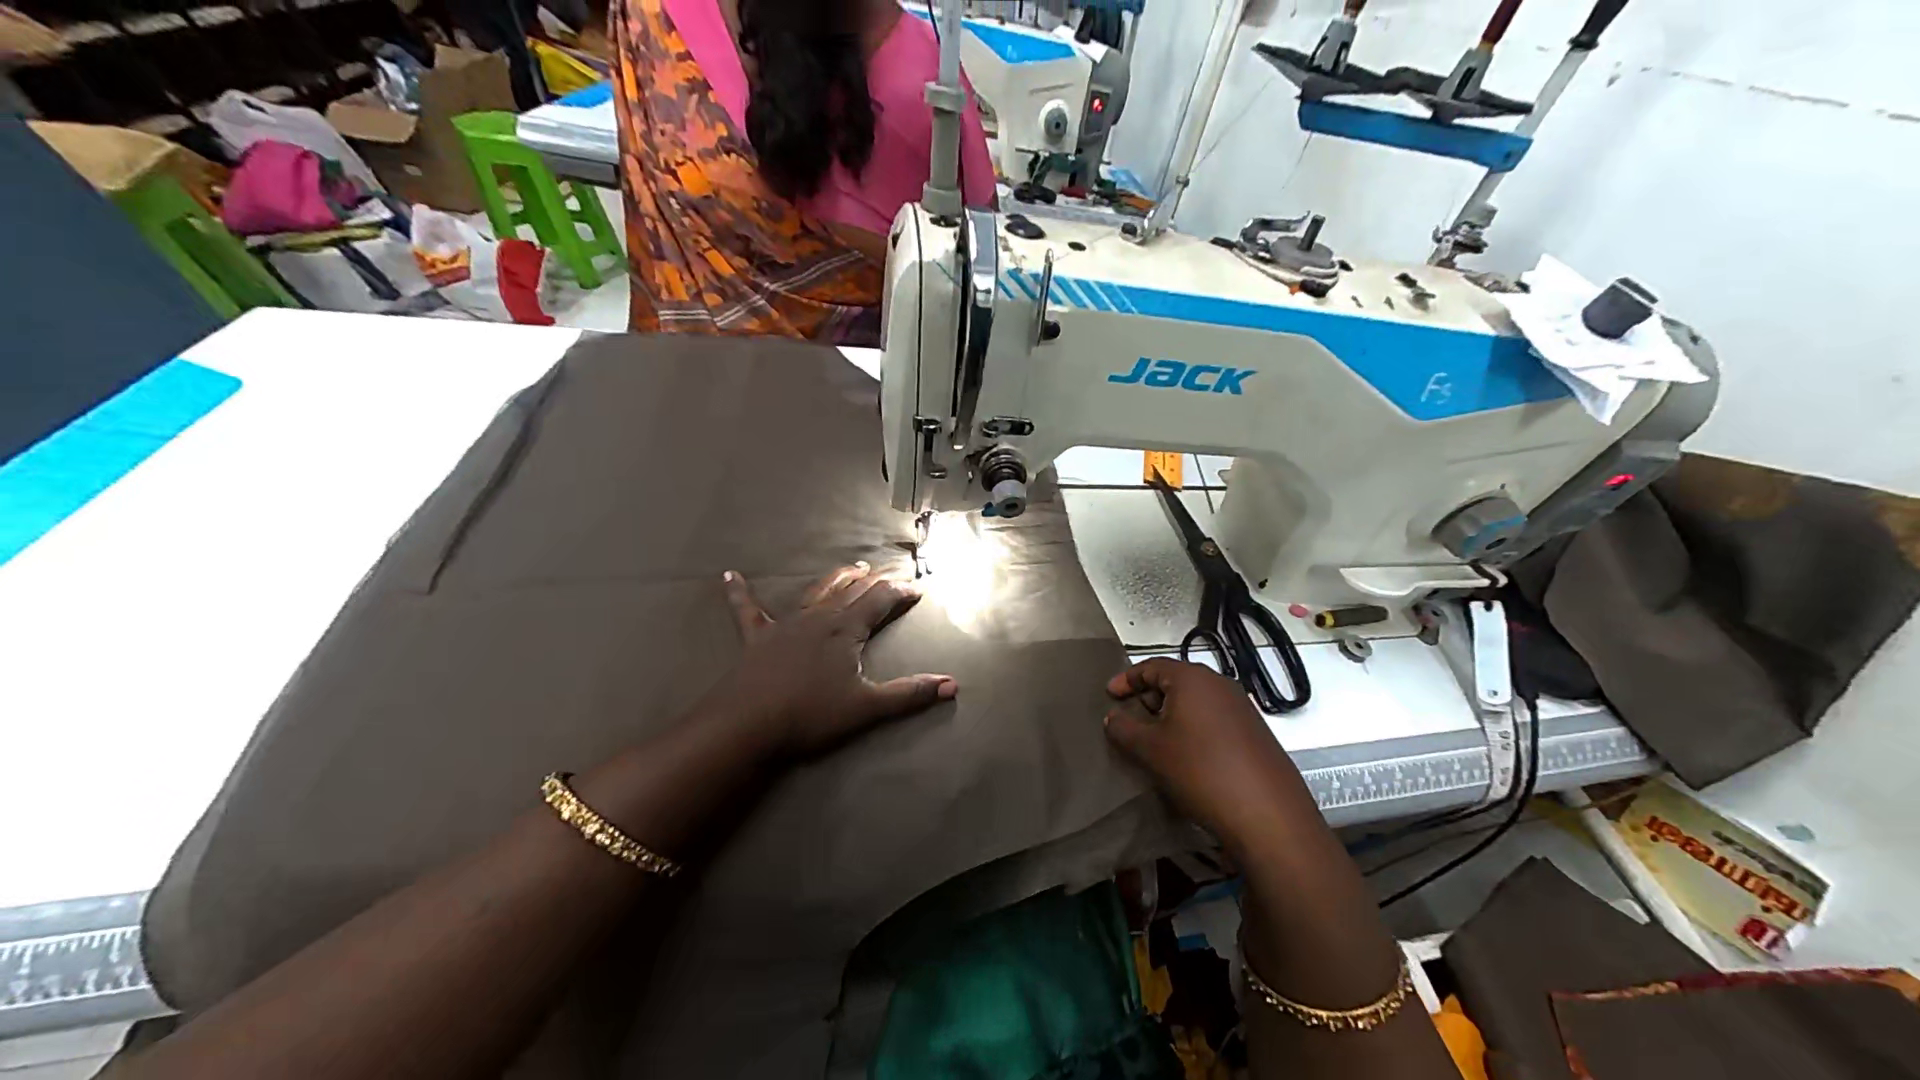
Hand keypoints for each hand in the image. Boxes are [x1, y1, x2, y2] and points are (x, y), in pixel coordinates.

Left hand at [714, 564, 956, 757]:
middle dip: (874, 581)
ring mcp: (785, 625)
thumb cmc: (811, 715)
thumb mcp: (867, 707)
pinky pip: (747, 610)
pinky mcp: (756, 638)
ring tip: (851, 568)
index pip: (880, 601)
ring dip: (836, 579)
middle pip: (851, 590)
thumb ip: (909, 694)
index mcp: (846, 629)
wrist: (747, 724)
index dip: (900, 592)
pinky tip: (730, 575)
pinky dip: (740, 592)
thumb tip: (952, 685)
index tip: (916, 589)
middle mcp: (818, 618)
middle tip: (888, 574)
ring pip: (816, 592)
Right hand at [1104, 658, 1315, 851]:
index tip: (1110, 695)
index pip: (1151, 666)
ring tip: (1156, 741)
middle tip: (1131, 720)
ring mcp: (1242, 707)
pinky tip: (1187, 755)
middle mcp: (1220, 685)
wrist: (1266, 813)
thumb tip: (1114, 717)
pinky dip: (1194, 728)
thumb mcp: (1150, 750)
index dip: (1127, 679)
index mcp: (1192, 679)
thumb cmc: (1200, 770)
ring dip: (1172, 715)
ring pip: (1196, 702)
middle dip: (1149, 698)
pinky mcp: (1255, 732)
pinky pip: (1214, 719)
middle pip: (1175, 681)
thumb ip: (1125, 728)